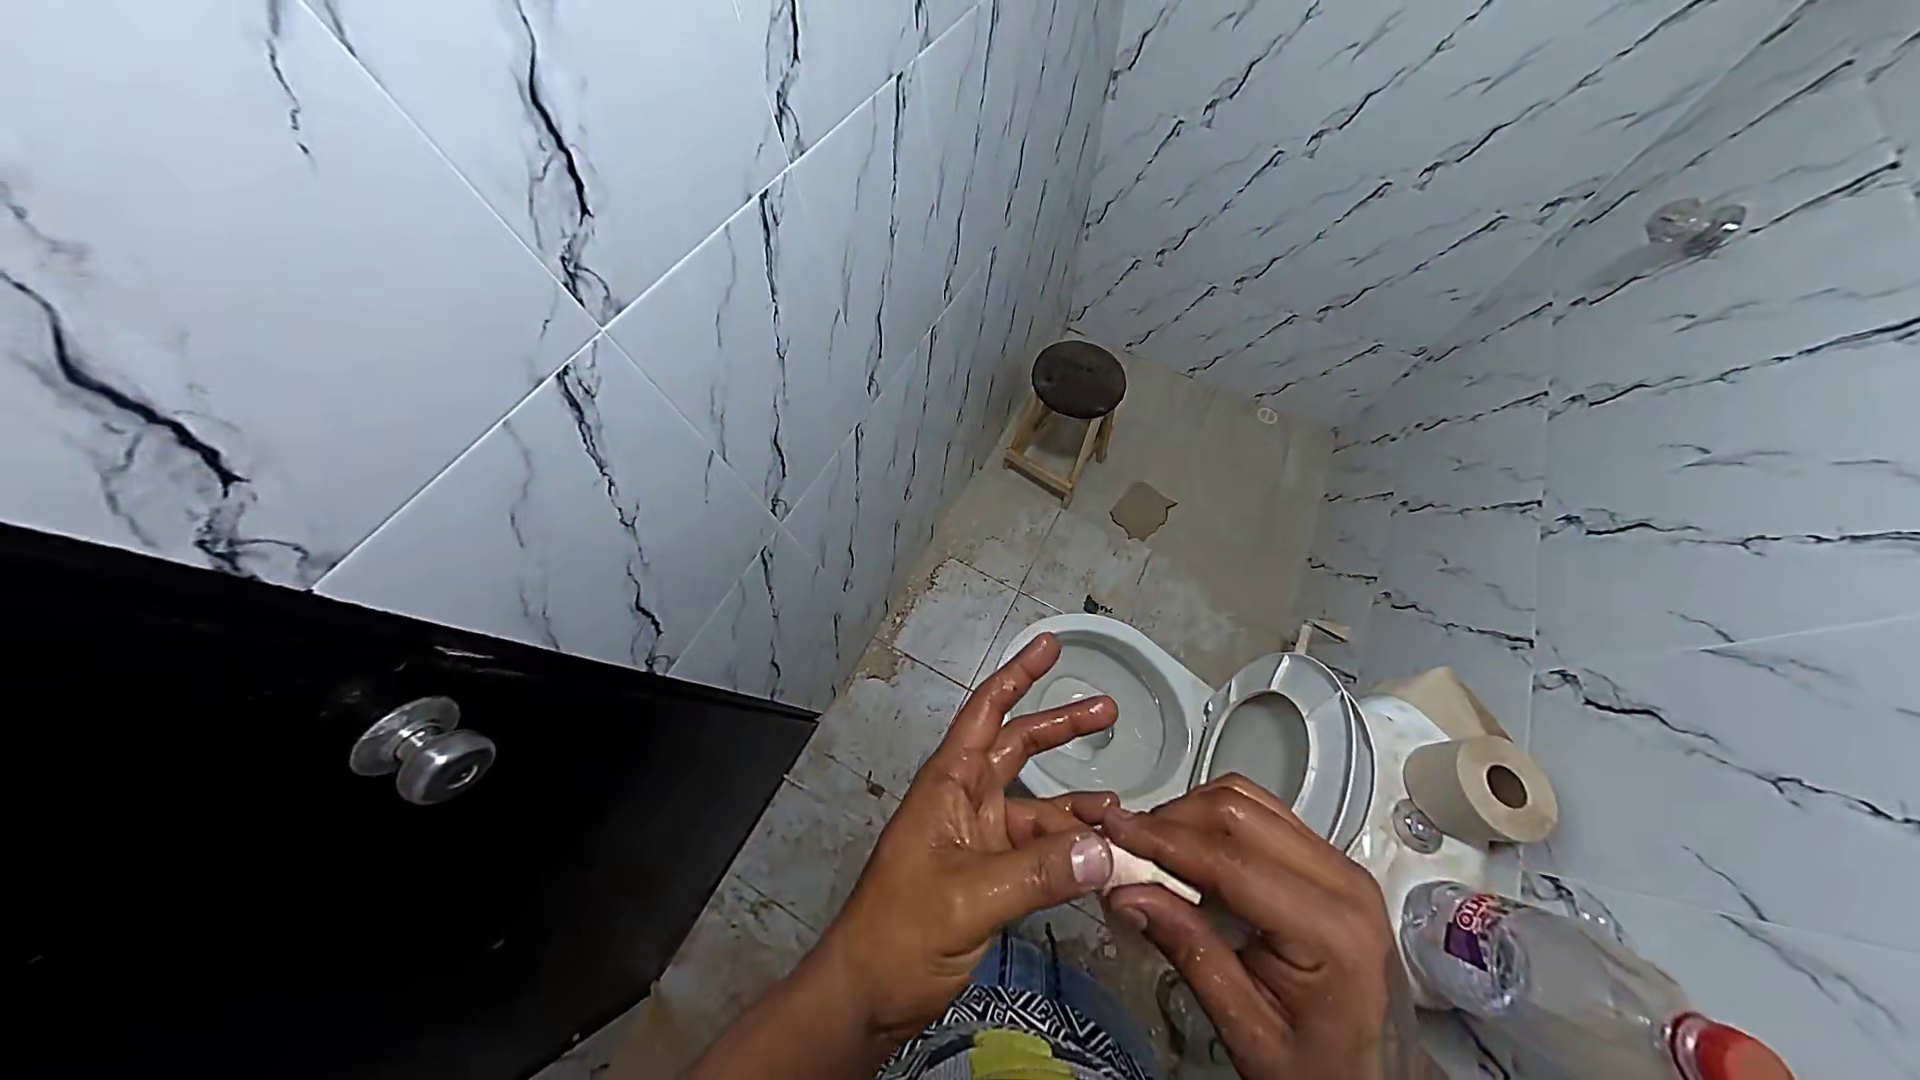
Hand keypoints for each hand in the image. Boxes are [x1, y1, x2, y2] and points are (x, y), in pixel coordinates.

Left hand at [817, 633, 1121, 1040]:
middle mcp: (965, 799)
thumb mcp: (968, 896)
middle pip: (1018, 746)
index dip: (1017, 674)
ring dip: (1076, 806)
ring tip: (1122, 810)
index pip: (986, 711)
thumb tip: (1106, 848)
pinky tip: (1100, 853)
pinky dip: (1069, 847)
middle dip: (1061, 726)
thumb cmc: (898, 931)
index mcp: (949, 783)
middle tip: (1108, 710)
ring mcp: (978, 836)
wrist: (868, 994)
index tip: (1049, 645)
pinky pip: (1039, 847)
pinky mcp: (990, 871)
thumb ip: (1037, 872)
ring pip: (1037, 805)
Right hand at [1101, 776, 1432, 1079]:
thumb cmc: (1321, 1068)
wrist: (1382, 1078)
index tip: (1111, 830)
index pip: (1230, 860)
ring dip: (1188, 812)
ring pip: (1245, 797)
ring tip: (1152, 848)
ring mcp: (1337, 862)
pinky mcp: (1324, 856)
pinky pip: (1258, 809)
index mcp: (1332, 932)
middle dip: (1169, 820)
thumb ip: (1188, 952)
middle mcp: (1343, 880)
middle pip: (1236, 812)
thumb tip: (1123, 892)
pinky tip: (1188, 847)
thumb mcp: (1249, 1032)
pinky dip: (1211, 815)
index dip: (1162, 839)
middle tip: (1123, 845)